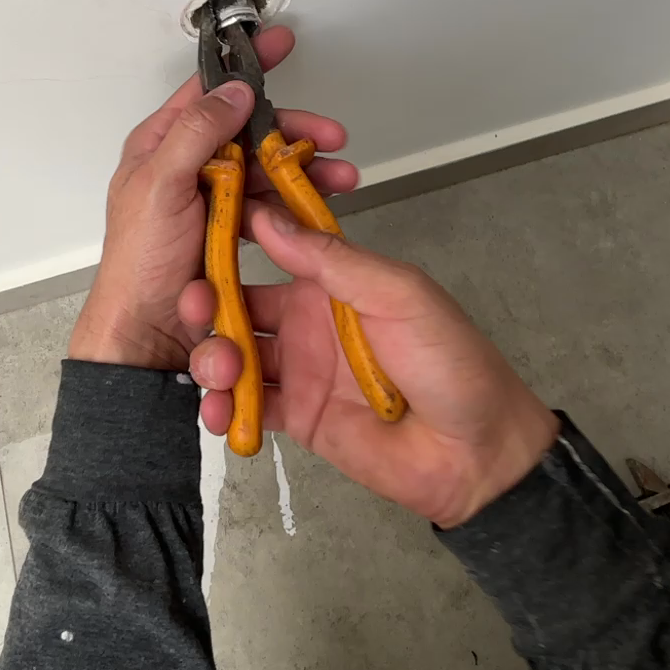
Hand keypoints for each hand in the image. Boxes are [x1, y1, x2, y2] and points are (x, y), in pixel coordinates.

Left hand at [68, 26, 357, 370]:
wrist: (147, 329)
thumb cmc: (140, 261)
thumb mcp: (162, 186)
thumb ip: (196, 133)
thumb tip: (233, 91)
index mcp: (162, 144)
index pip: (208, 90)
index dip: (246, 66)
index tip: (279, 43)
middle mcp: (186, 163)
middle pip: (248, 130)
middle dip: (294, 129)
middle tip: (331, 134)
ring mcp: (210, 195)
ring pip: (264, 166)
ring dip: (303, 167)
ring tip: (339, 175)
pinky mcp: (228, 225)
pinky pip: (267, 200)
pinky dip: (293, 198)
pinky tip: (316, 203)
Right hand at [180, 205, 559, 528]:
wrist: (477, 454)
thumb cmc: (447, 359)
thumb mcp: (396, 294)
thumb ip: (331, 259)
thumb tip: (268, 215)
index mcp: (330, 281)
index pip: (271, 249)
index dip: (232, 238)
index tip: (195, 232)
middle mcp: (305, 320)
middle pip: (237, 304)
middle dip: (207, 304)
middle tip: (193, 311)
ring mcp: (297, 370)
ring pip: (234, 353)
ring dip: (213, 357)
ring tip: (221, 374)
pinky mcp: (295, 417)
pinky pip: (247, 407)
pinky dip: (225, 409)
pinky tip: (220, 413)